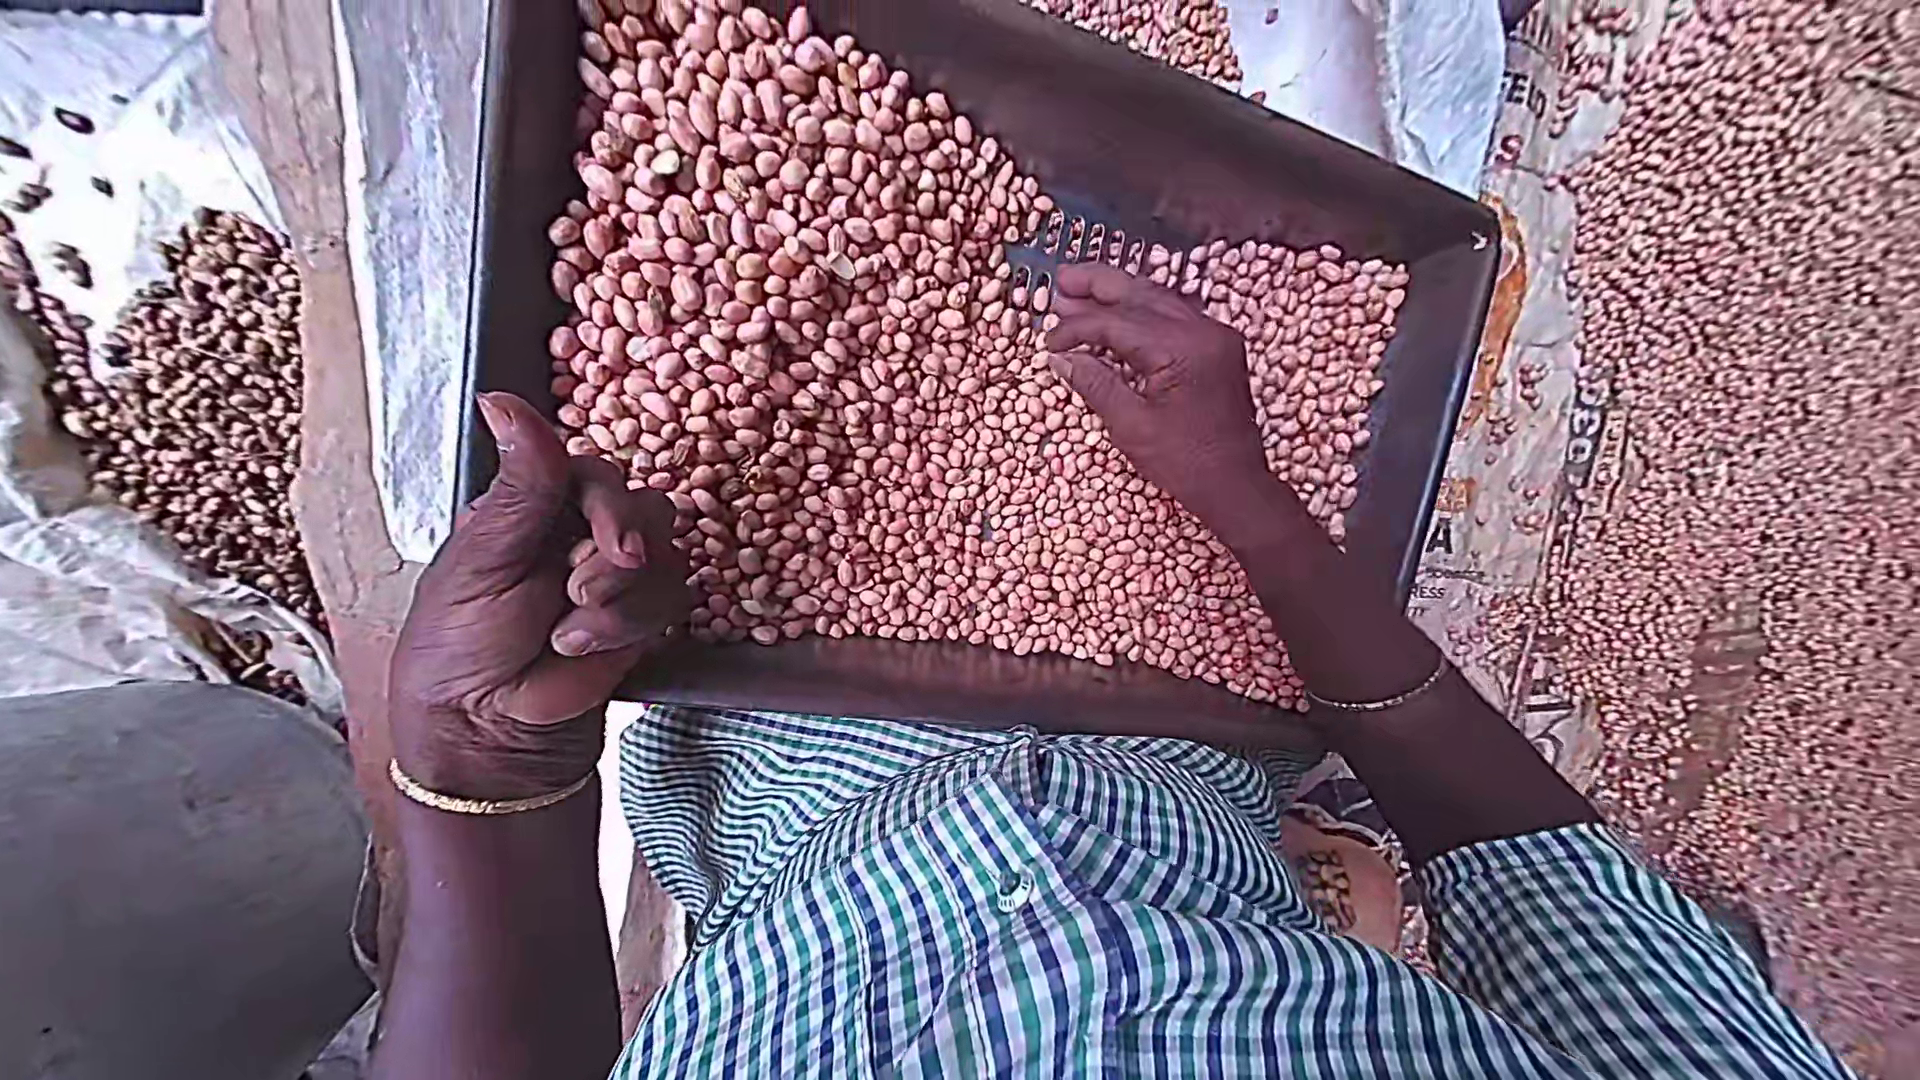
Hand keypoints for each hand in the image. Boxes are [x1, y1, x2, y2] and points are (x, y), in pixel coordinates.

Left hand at [390, 392, 689, 801]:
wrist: (490, 726)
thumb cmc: (461, 642)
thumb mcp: (483, 560)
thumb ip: (520, 487)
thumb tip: (504, 402)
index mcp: (539, 507)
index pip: (598, 476)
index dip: (611, 504)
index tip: (610, 543)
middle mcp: (586, 533)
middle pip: (647, 509)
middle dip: (621, 552)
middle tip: (583, 591)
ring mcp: (622, 572)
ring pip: (667, 555)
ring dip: (623, 598)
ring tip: (571, 629)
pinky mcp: (648, 611)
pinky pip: (674, 596)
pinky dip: (633, 625)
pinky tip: (587, 644)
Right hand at [1045, 263, 1296, 541]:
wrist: (1234, 484)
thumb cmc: (1183, 463)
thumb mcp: (1130, 426)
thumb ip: (1095, 383)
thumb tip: (1061, 358)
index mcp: (1182, 349)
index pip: (1118, 323)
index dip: (1078, 329)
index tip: (1050, 341)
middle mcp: (1205, 331)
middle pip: (1143, 294)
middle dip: (1099, 285)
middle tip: (1063, 279)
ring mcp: (1216, 337)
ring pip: (1160, 300)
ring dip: (1120, 294)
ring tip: (1082, 291)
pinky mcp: (1218, 349)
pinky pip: (1175, 317)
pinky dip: (1142, 312)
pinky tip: (1119, 314)